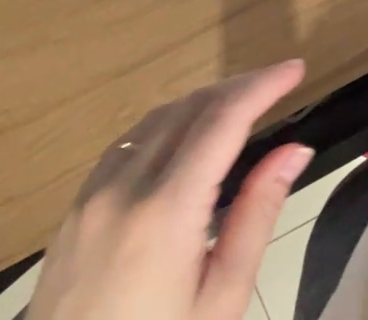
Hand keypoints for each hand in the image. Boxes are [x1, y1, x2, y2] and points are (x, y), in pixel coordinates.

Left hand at [27, 60, 314, 319]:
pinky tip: (186, 138)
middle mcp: (122, 191)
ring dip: (201, 102)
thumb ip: (257, 215)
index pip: (222, 122)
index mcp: (166, 214)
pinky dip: (165, 125)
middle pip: (187, 109)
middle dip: (236, 87)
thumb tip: (295, 149)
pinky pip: (125, 145)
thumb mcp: (222, 299)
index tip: (295, 70)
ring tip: (241, 106)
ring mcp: (90, 199)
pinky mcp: (72, 212)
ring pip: (153, 120)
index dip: (262, 86)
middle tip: (277, 84)